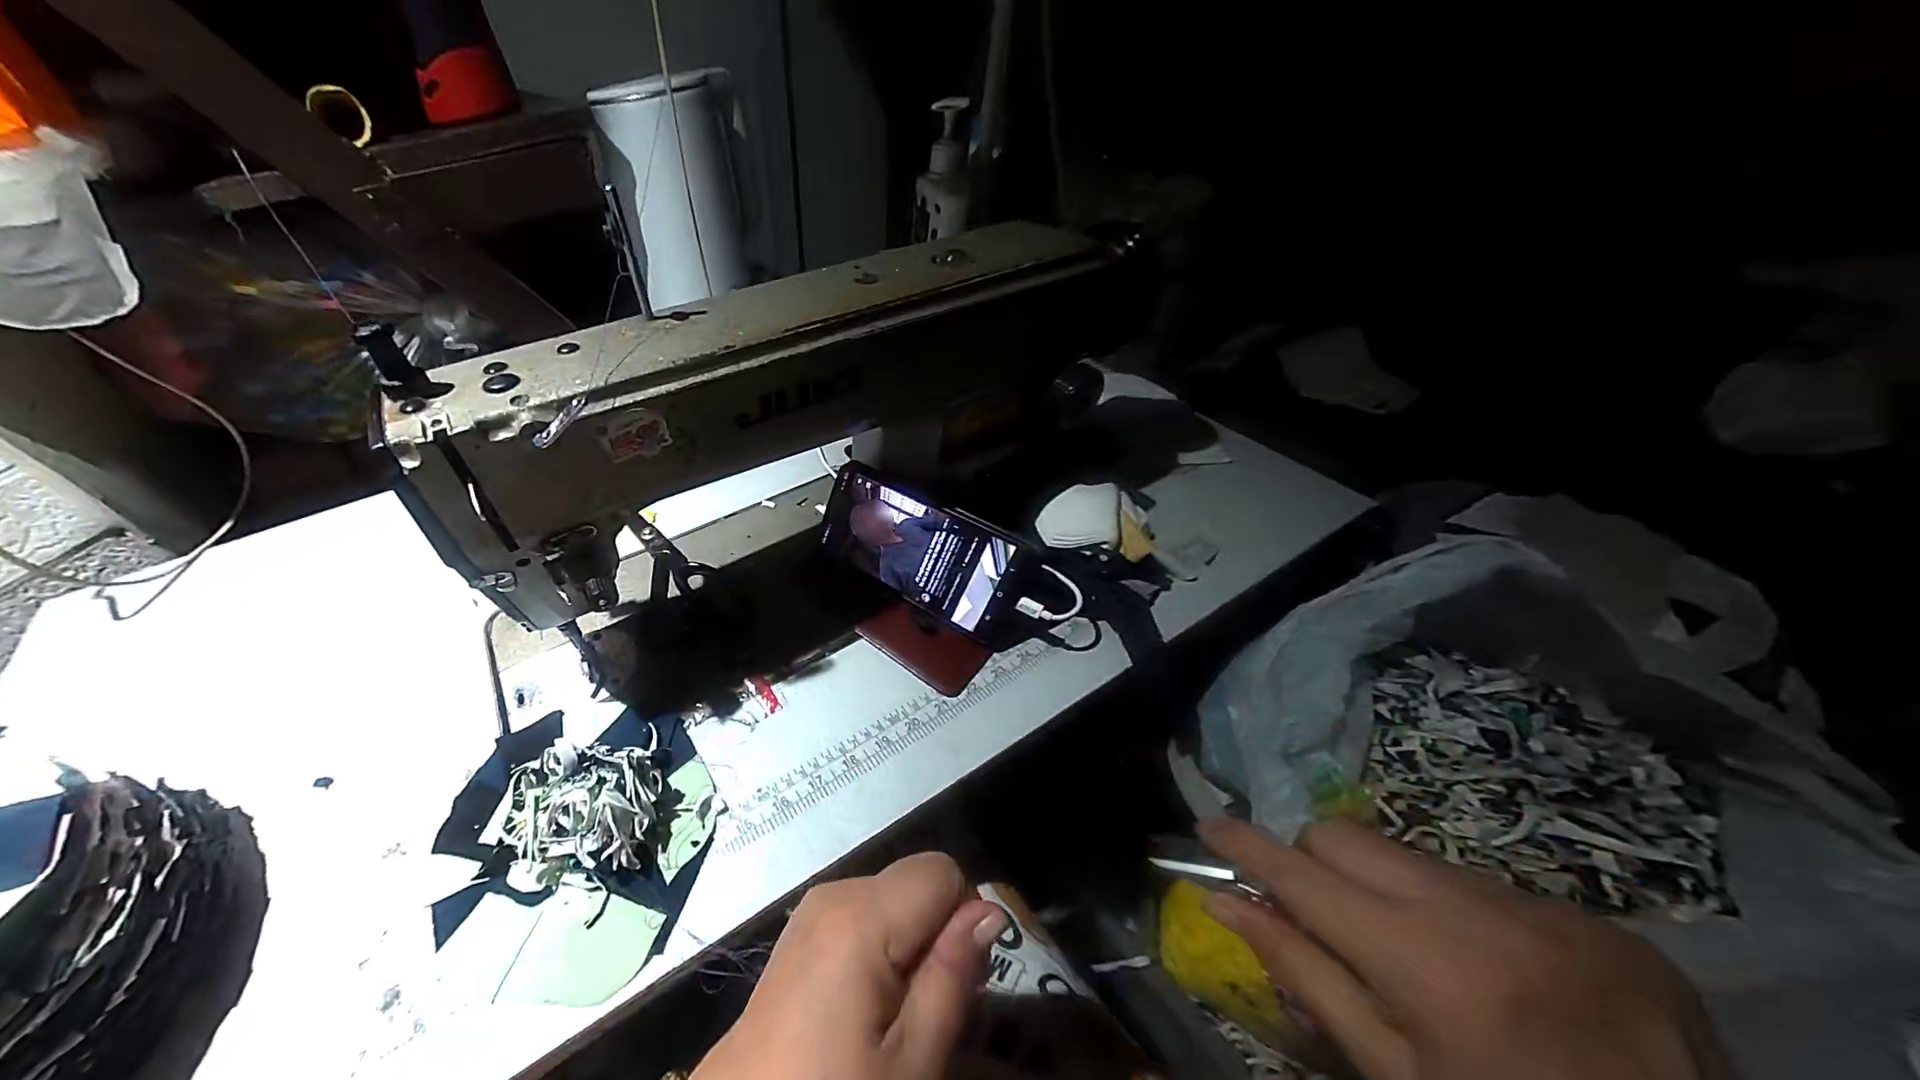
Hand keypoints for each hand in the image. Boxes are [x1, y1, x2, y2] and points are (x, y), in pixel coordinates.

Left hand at [694, 852, 1008, 1079]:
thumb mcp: (911, 1060)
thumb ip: (953, 975)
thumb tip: (990, 911)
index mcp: (861, 913)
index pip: (944, 871)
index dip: (964, 919)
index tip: (958, 982)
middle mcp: (835, 893)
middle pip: (917, 880)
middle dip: (938, 930)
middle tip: (930, 1006)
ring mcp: (812, 910)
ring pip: (893, 897)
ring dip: (911, 942)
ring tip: (897, 1012)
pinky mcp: (800, 931)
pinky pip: (863, 914)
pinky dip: (881, 945)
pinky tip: (866, 1004)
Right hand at [1199, 817, 1730, 1079]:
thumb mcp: (1393, 1072)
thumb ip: (1304, 975)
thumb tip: (1227, 904)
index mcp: (1424, 963)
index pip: (1302, 876)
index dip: (1245, 847)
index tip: (1205, 826)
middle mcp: (1480, 911)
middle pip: (1346, 836)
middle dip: (1313, 863)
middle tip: (1316, 912)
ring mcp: (1546, 907)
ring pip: (1413, 857)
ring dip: (1386, 890)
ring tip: (1417, 958)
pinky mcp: (1597, 919)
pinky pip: (1486, 887)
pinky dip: (1457, 913)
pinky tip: (1494, 973)